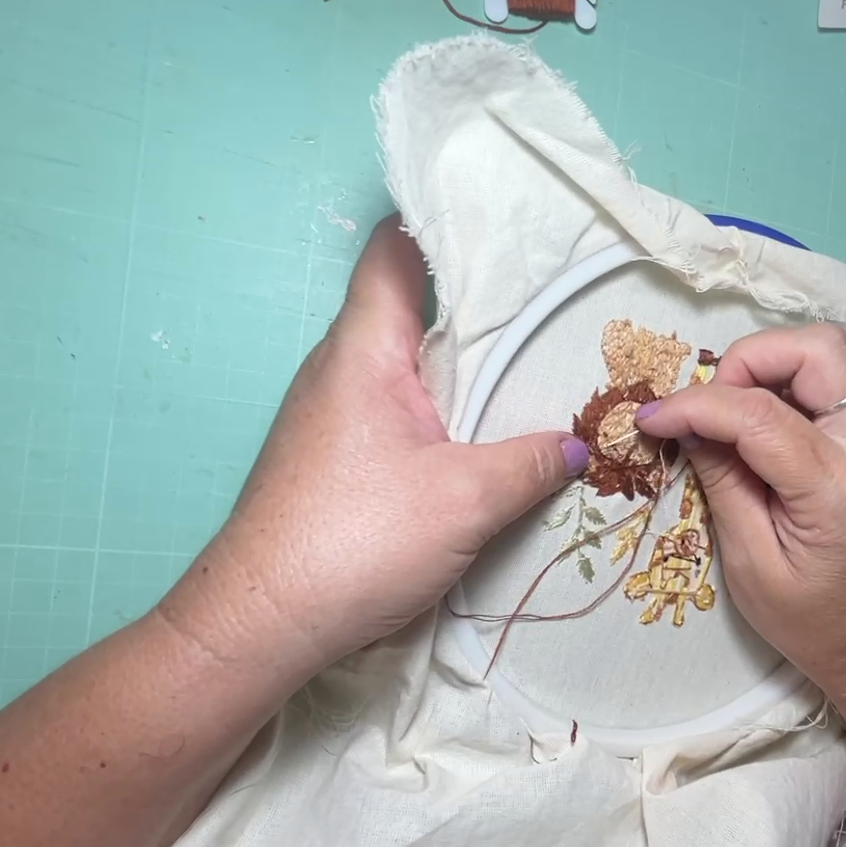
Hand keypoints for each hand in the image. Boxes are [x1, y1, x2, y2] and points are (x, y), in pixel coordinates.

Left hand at [153, 218, 587, 677]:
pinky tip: (491, 432)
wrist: (263, 622)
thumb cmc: (358, 539)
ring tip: (537, 366)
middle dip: (480, 304)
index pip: (395, 252)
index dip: (442, 225)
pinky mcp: (341, 454)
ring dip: (467, 365)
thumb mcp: (466, 500)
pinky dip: (449, 409)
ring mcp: (338, 412)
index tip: (506, 224)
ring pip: (412, 365)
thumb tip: (581, 446)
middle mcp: (344, 367)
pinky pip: (405, 410)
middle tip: (552, 305)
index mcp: (365, 349)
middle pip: (414, 307)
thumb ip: (531, 463)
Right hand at [633, 325, 845, 699]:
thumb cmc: (808, 620)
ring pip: (830, 353)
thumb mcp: (748, 561)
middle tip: (711, 405)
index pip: (761, 416)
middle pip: (822, 350)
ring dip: (768, 365)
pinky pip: (832, 380)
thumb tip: (685, 422)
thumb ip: (721, 481)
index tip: (652, 416)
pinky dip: (785, 381)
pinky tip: (755, 419)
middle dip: (750, 359)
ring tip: (728, 411)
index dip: (696, 405)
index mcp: (840, 495)